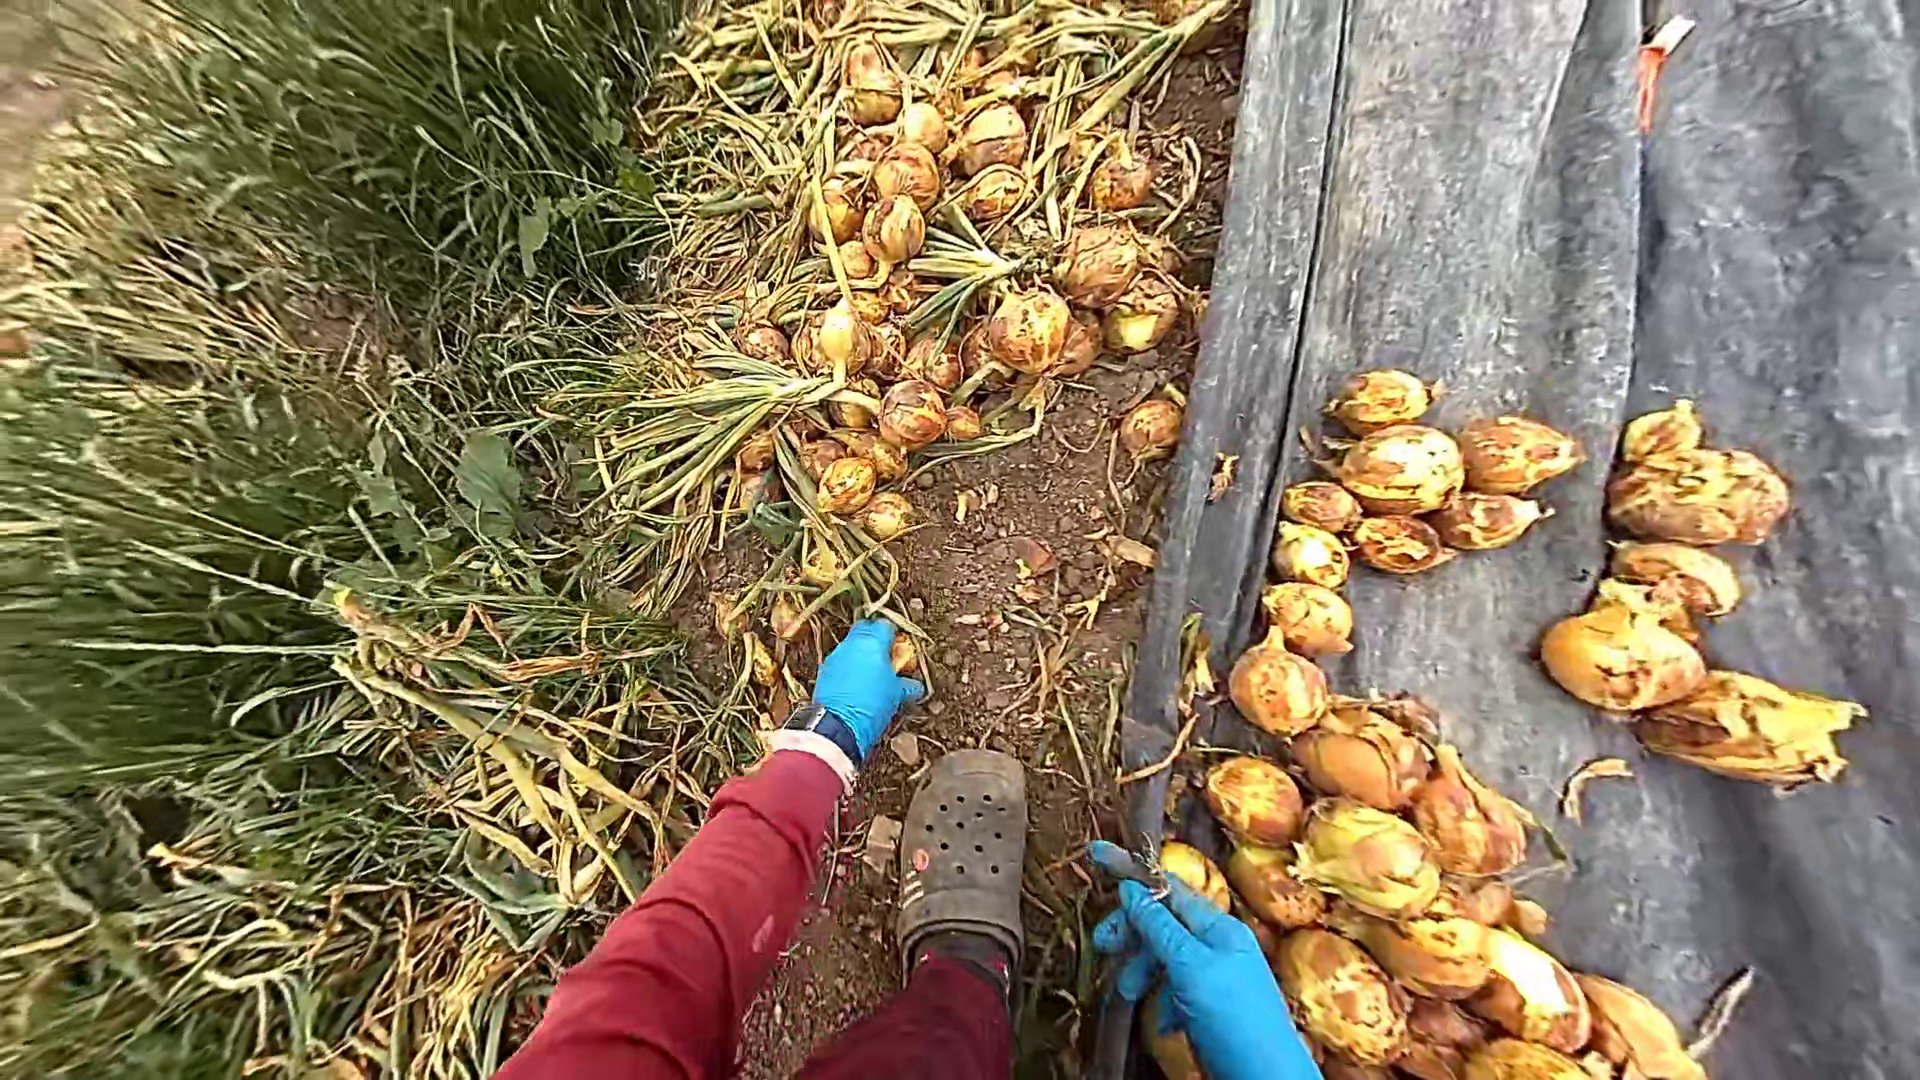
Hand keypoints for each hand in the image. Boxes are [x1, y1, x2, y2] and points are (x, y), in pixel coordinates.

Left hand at [812, 619, 925, 759]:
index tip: (899, 651)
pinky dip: (849, 667)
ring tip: (871, 675)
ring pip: (852, 645)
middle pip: (866, 629)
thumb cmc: (871, 706)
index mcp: (873, 643)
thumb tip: (914, 686)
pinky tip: (856, 685)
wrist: (837, 727)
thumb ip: (907, 684)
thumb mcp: (896, 695)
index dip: (895, 636)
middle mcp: (852, 644)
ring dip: (862, 654)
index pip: (886, 626)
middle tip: (886, 659)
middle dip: (876, 640)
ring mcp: (835, 656)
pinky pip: (840, 661)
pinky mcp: (824, 671)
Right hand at [1090, 842, 1320, 1079]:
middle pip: (1163, 921)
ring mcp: (1216, 978)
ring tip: (1127, 992)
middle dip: (1131, 930)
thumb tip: (1130, 888)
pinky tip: (1161, 1020)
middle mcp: (1218, 945)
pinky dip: (1161, 997)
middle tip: (1102, 943)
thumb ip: (1158, 926)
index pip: (1167, 886)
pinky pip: (1176, 989)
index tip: (1095, 855)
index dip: (1131, 872)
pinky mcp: (1213, 1010)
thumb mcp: (1190, 968)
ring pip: (1166, 956)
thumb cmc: (1234, 1021)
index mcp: (1217, 926)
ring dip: (1141, 968)